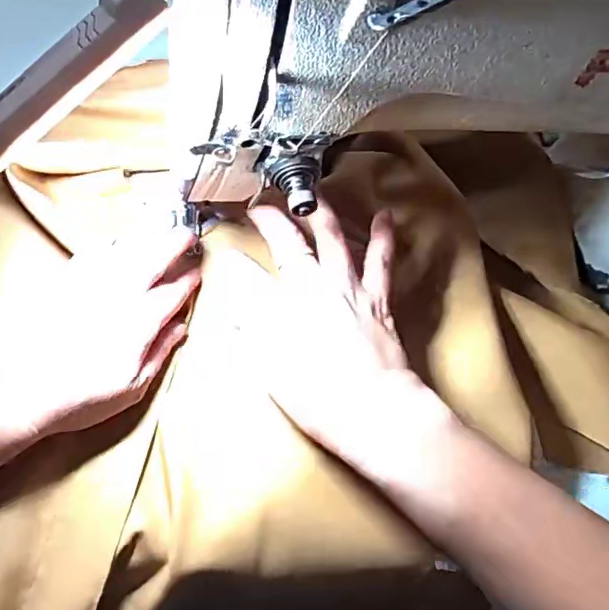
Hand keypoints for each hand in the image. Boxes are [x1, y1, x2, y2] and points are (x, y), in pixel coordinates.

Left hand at [0, 227, 200, 483]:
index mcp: (139, 321)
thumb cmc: (79, 397)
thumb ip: (159, 352)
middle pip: (153, 257)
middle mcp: (118, 293)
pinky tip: (115, 241)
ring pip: (125, 248)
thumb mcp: (131, 388)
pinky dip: (110, 242)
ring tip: (159, 231)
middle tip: (187, 235)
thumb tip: (180, 327)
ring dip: (146, 237)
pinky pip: (92, 250)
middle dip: (174, 243)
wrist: (21, 388)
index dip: (189, 281)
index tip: (198, 274)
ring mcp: (89, 282)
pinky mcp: (64, 279)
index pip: (173, 292)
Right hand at [247, 203, 462, 489]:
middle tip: (260, 208)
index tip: (224, 251)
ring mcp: (348, 290)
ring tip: (312, 198)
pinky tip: (383, 219)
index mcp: (281, 310)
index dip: (232, 260)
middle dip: (271, 220)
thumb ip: (251, 339)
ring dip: (320, 214)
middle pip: (288, 243)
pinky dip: (382, 238)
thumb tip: (236, 320)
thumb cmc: (321, 400)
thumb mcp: (270, 373)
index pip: (247, 275)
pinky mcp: (377, 299)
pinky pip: (380, 261)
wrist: (376, 411)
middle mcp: (313, 290)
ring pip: (333, 239)